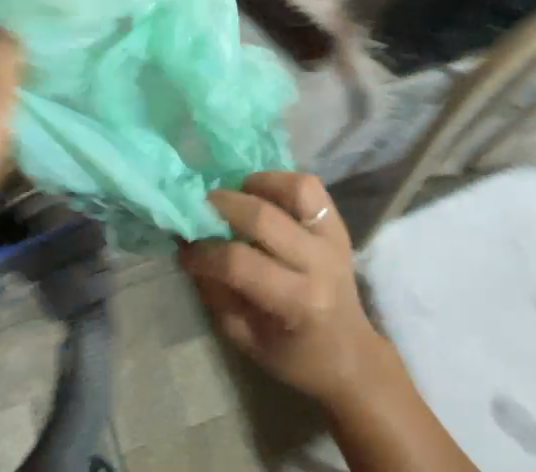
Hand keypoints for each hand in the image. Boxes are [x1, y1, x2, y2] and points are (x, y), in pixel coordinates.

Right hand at [179, 172, 395, 407]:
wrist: (351, 355)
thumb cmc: (294, 355)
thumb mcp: (245, 337)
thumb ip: (215, 292)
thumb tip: (187, 248)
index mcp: (297, 302)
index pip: (239, 263)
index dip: (203, 252)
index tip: (184, 249)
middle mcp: (318, 264)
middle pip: (263, 217)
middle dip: (220, 207)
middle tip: (198, 210)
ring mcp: (333, 239)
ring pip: (295, 189)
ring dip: (255, 184)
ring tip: (234, 194)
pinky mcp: (339, 225)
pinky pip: (310, 187)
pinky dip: (279, 181)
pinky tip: (259, 192)